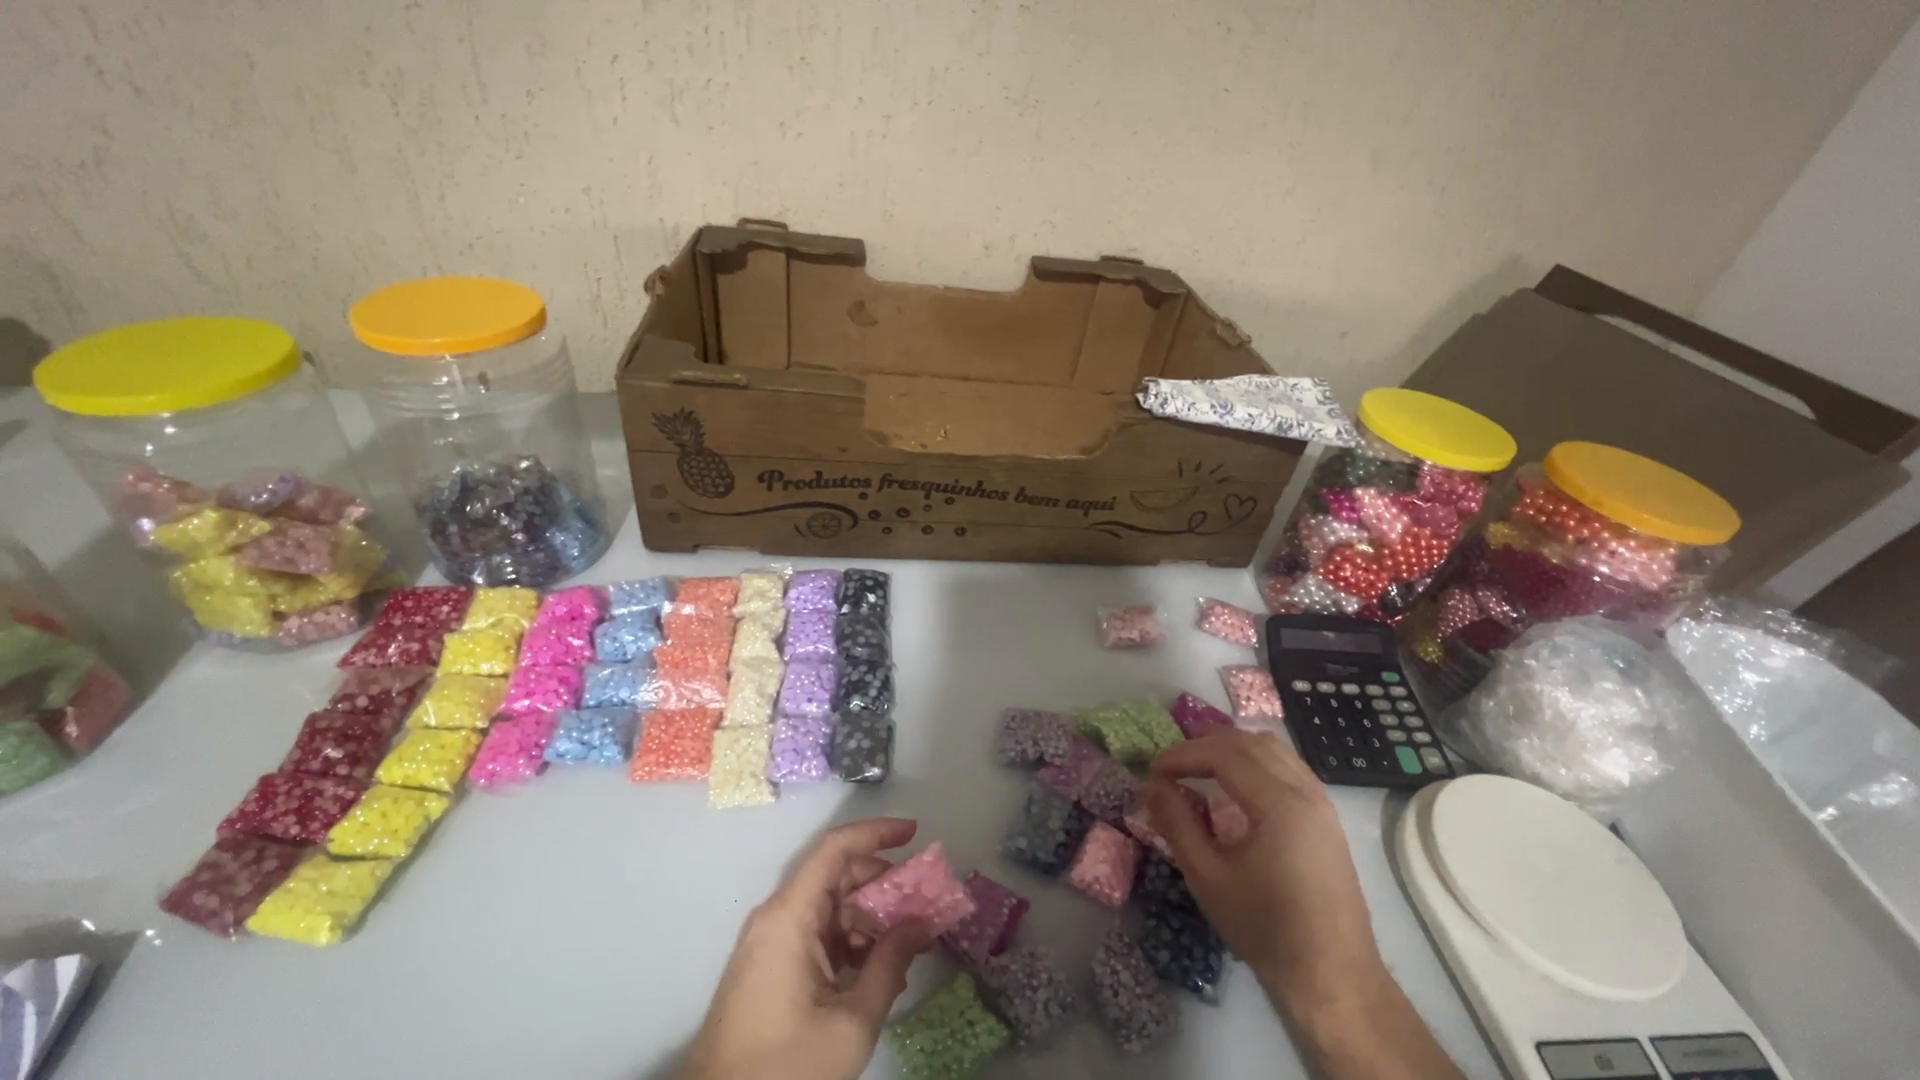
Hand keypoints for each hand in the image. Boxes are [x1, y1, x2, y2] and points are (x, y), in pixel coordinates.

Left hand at [680, 818, 935, 1079]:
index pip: (834, 850)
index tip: (915, 834)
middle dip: (883, 881)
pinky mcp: (771, 966)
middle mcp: (776, 917)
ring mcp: (771, 942)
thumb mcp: (852, 1020)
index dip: (876, 833)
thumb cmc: (787, 1064)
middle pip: (835, 877)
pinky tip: (880, 966)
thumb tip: (922, 923)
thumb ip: (891, 964)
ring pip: (829, 908)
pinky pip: (817, 935)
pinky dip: (850, 941)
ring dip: (870, 917)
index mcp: (790, 916)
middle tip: (925, 899)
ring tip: (911, 939)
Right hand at [1143, 731, 1381, 1011]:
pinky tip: (1236, 789)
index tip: (1152, 773)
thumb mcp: (1208, 877)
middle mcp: (1306, 791)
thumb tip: (1150, 786)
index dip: (1182, 755)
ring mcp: (1322, 803)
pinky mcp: (1327, 818)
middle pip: (1249, 743)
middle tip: (1170, 768)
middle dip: (1204, 746)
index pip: (1223, 754)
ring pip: (1273, 751)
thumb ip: (1177, 823)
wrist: (1331, 975)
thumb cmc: (1264, 927)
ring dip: (1231, 750)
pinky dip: (1255, 764)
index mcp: (1279, 804)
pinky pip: (1288, 768)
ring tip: (1198, 771)